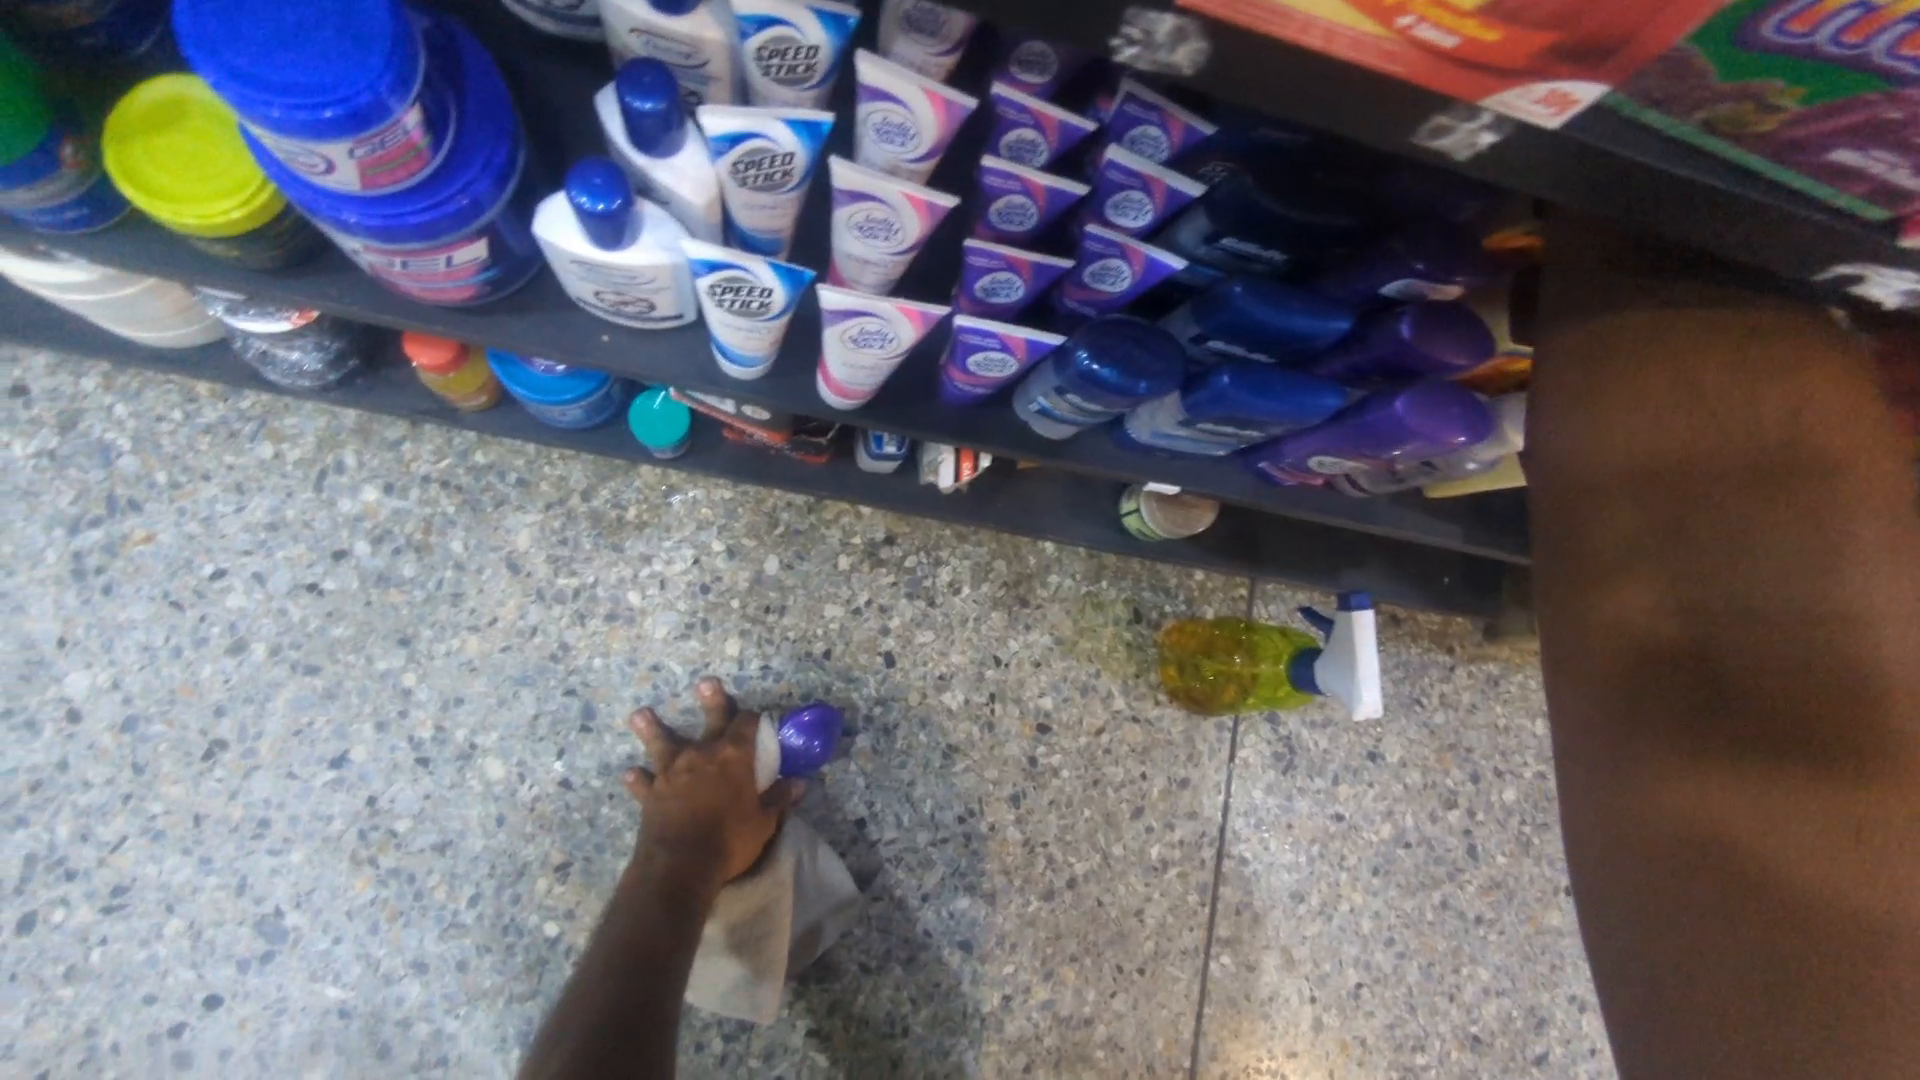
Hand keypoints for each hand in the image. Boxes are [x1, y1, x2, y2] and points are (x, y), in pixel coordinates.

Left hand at [623, 678, 803, 889]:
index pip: (747, 724)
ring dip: (652, 728)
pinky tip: (631, 773)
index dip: (753, 717)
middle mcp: (702, 755)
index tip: (756, 714)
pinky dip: (638, 778)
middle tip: (705, 682)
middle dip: (711, 701)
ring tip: (640, 714)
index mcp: (734, 756)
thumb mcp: (764, 821)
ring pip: (662, 743)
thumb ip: (780, 799)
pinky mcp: (651, 793)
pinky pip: (643, 782)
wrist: (680, 865)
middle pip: (710, 720)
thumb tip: (800, 783)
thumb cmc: (730, 840)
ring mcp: (672, 772)